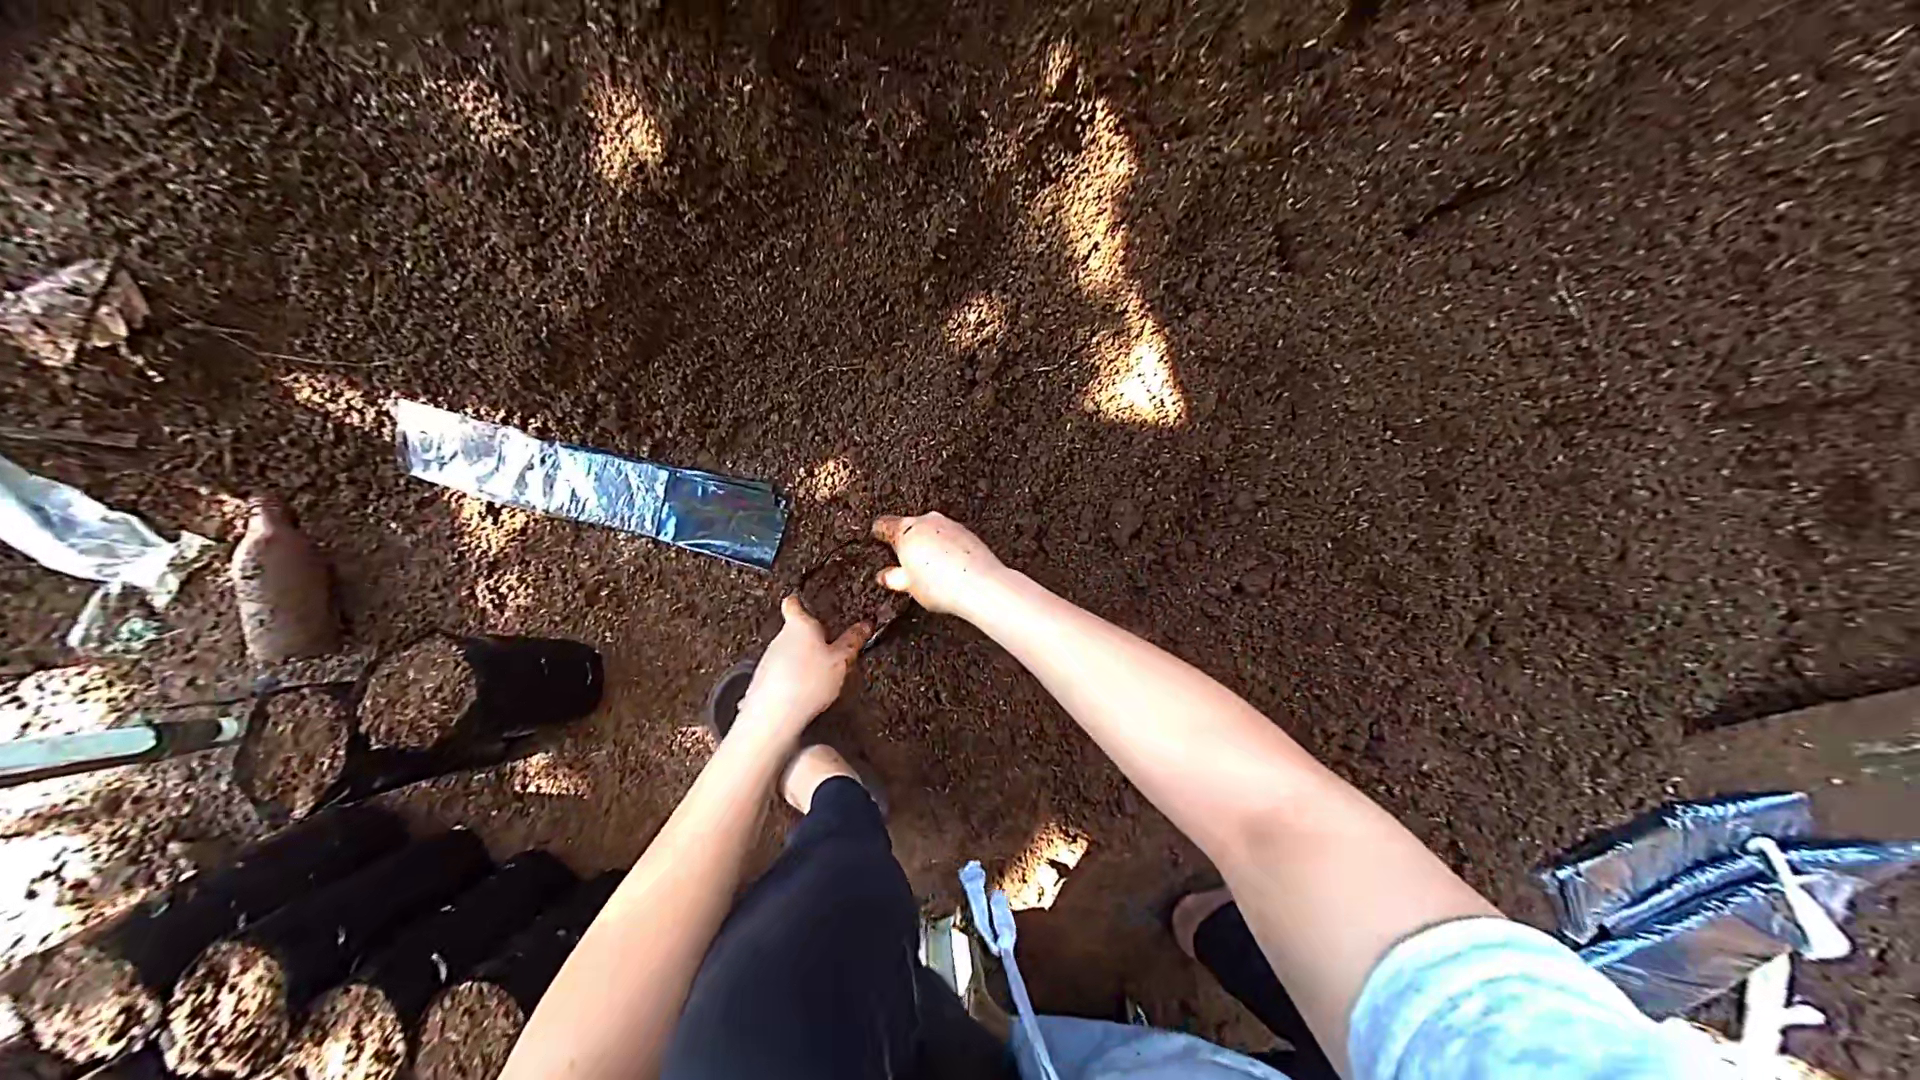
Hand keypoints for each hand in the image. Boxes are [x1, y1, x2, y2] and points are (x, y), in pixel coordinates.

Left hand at [734, 596, 867, 739]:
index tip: (804, 600)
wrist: (772, 716)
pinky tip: (807, 693)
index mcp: (799, 625)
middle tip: (831, 647)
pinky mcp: (764, 681)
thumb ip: (853, 640)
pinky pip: (782, 674)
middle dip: (810, 637)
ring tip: (822, 675)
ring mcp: (769, 660)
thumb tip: (864, 625)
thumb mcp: (841, 660)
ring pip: (788, 653)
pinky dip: (794, 679)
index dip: (800, 600)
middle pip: (795, 630)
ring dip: (802, 660)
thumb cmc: (805, 682)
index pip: (794, 603)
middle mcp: (780, 638)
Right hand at [871, 512, 1006, 616]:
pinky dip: (945, 547)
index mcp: (906, 531)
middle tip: (907, 564)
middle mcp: (927, 521)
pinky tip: (949, 566)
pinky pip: (949, 537)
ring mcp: (949, 525)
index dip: (879, 532)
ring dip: (928, 544)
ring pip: (931, 531)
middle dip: (907, 543)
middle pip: (909, 527)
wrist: (980, 585)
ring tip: (931, 570)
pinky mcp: (967, 533)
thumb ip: (893, 578)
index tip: (877, 534)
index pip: (885, 525)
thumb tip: (885, 575)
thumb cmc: (942, 585)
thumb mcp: (908, 586)